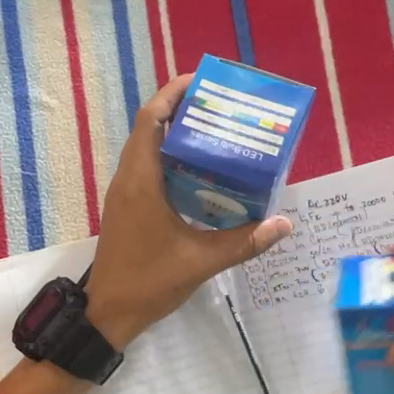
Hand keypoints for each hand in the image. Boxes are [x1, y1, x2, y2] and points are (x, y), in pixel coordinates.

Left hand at [83, 73, 291, 347]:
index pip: (150, 119)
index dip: (174, 93)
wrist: (108, 312)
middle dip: (184, 110)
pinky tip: (204, 172)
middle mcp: (129, 178)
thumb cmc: (149, 281)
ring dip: (178, 135)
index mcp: (141, 180)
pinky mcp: (128, 207)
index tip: (204, 81)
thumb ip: (244, 242)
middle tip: (224, 107)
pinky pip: (149, 169)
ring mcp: (125, 193)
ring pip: (149, 148)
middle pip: (151, 127)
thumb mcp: (201, 261)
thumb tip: (285, 223)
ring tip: (220, 132)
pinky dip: (173, 159)